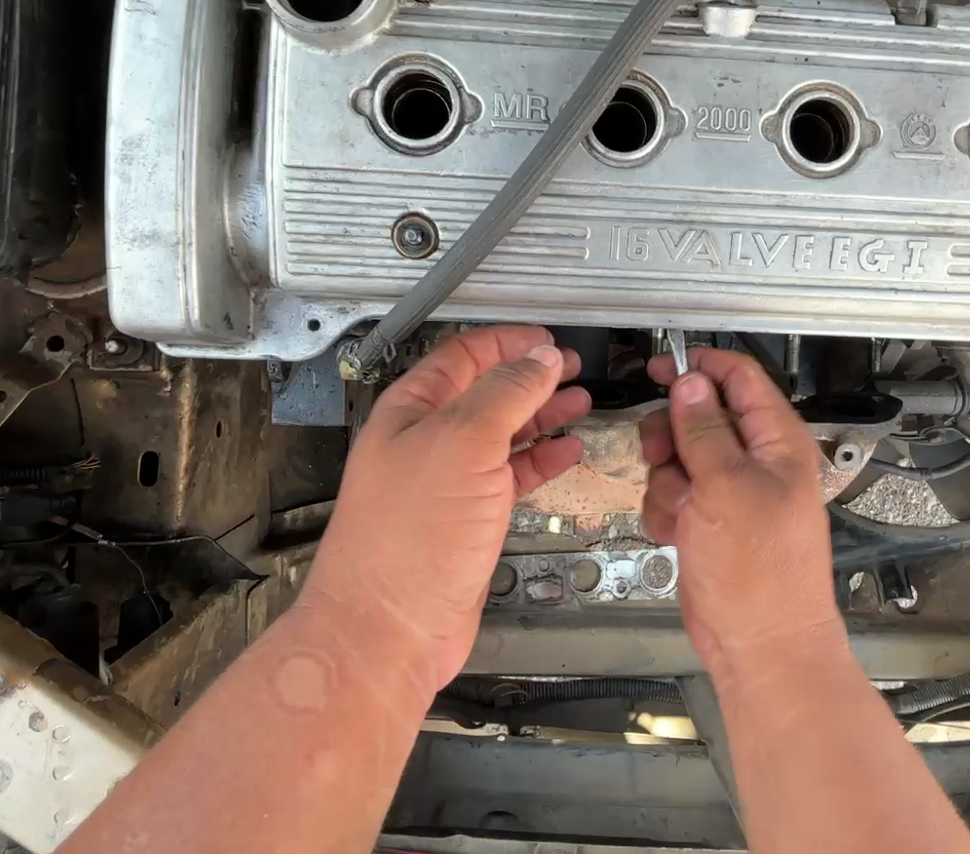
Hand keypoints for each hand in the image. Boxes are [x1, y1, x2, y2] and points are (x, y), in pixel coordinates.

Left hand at [299, 326, 589, 690]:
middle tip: (571, 369)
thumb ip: (505, 394)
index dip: (508, 343)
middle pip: (487, 392)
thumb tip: (539, 358)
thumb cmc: (408, 537)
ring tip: (580, 403)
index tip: (547, 340)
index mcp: (412, 410)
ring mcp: (449, 480)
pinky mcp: (469, 517)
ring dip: (542, 416)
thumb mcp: (462, 443)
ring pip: (503, 433)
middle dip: (531, 377)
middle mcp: (428, 440)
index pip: (464, 356)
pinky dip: (541, 461)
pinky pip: (511, 476)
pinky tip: (567, 451)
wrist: (389, 629)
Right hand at [640, 348, 842, 677]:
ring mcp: (727, 491)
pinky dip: (666, 511)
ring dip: (666, 480)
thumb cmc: (759, 571)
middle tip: (662, 455)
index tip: (660, 367)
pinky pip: (670, 493)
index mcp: (777, 441)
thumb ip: (704, 430)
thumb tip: (689, 381)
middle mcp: (754, 460)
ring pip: (676, 455)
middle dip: (672, 434)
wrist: (759, 647)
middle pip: (698, 415)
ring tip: (682, 511)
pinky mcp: (705, 519)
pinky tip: (677, 534)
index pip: (739, 378)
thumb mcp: (726, 488)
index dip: (700, 366)